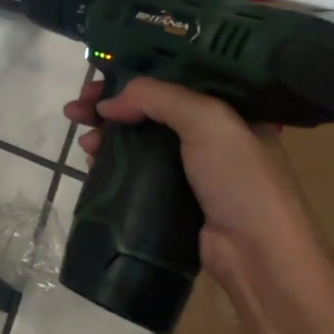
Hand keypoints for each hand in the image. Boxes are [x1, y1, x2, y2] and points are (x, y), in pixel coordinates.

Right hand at [63, 76, 307, 288]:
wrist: (259, 255)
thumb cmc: (241, 181)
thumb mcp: (208, 121)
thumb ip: (155, 96)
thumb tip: (107, 105)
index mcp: (229, 114)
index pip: (170, 81)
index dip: (130, 77)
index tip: (95, 82)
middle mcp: (211, 137)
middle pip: (145, 108)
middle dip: (106, 105)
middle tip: (75, 110)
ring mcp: (191, 167)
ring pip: (135, 137)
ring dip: (102, 133)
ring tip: (83, 143)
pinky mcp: (173, 194)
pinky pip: (132, 166)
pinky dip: (109, 159)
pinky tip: (93, 161)